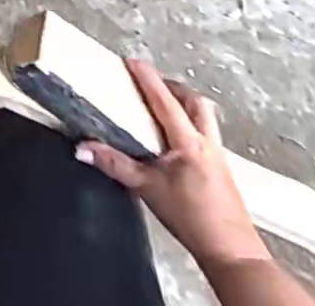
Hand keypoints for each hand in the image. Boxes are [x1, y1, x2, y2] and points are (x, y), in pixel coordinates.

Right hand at [77, 58, 269, 267]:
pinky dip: (189, 122)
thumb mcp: (146, 188)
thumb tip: (81, 148)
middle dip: (172, 86)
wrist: (233, 254)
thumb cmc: (191, 218)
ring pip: (204, 117)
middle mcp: (207, 144)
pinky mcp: (221, 170)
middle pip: (195, 102)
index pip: (165, 101)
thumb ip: (113, 164)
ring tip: (162, 102)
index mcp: (188, 143)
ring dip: (184, 103)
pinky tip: (175, 135)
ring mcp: (218, 157)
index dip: (148, 78)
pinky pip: (206, 133)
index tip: (132, 61)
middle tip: (150, 80)